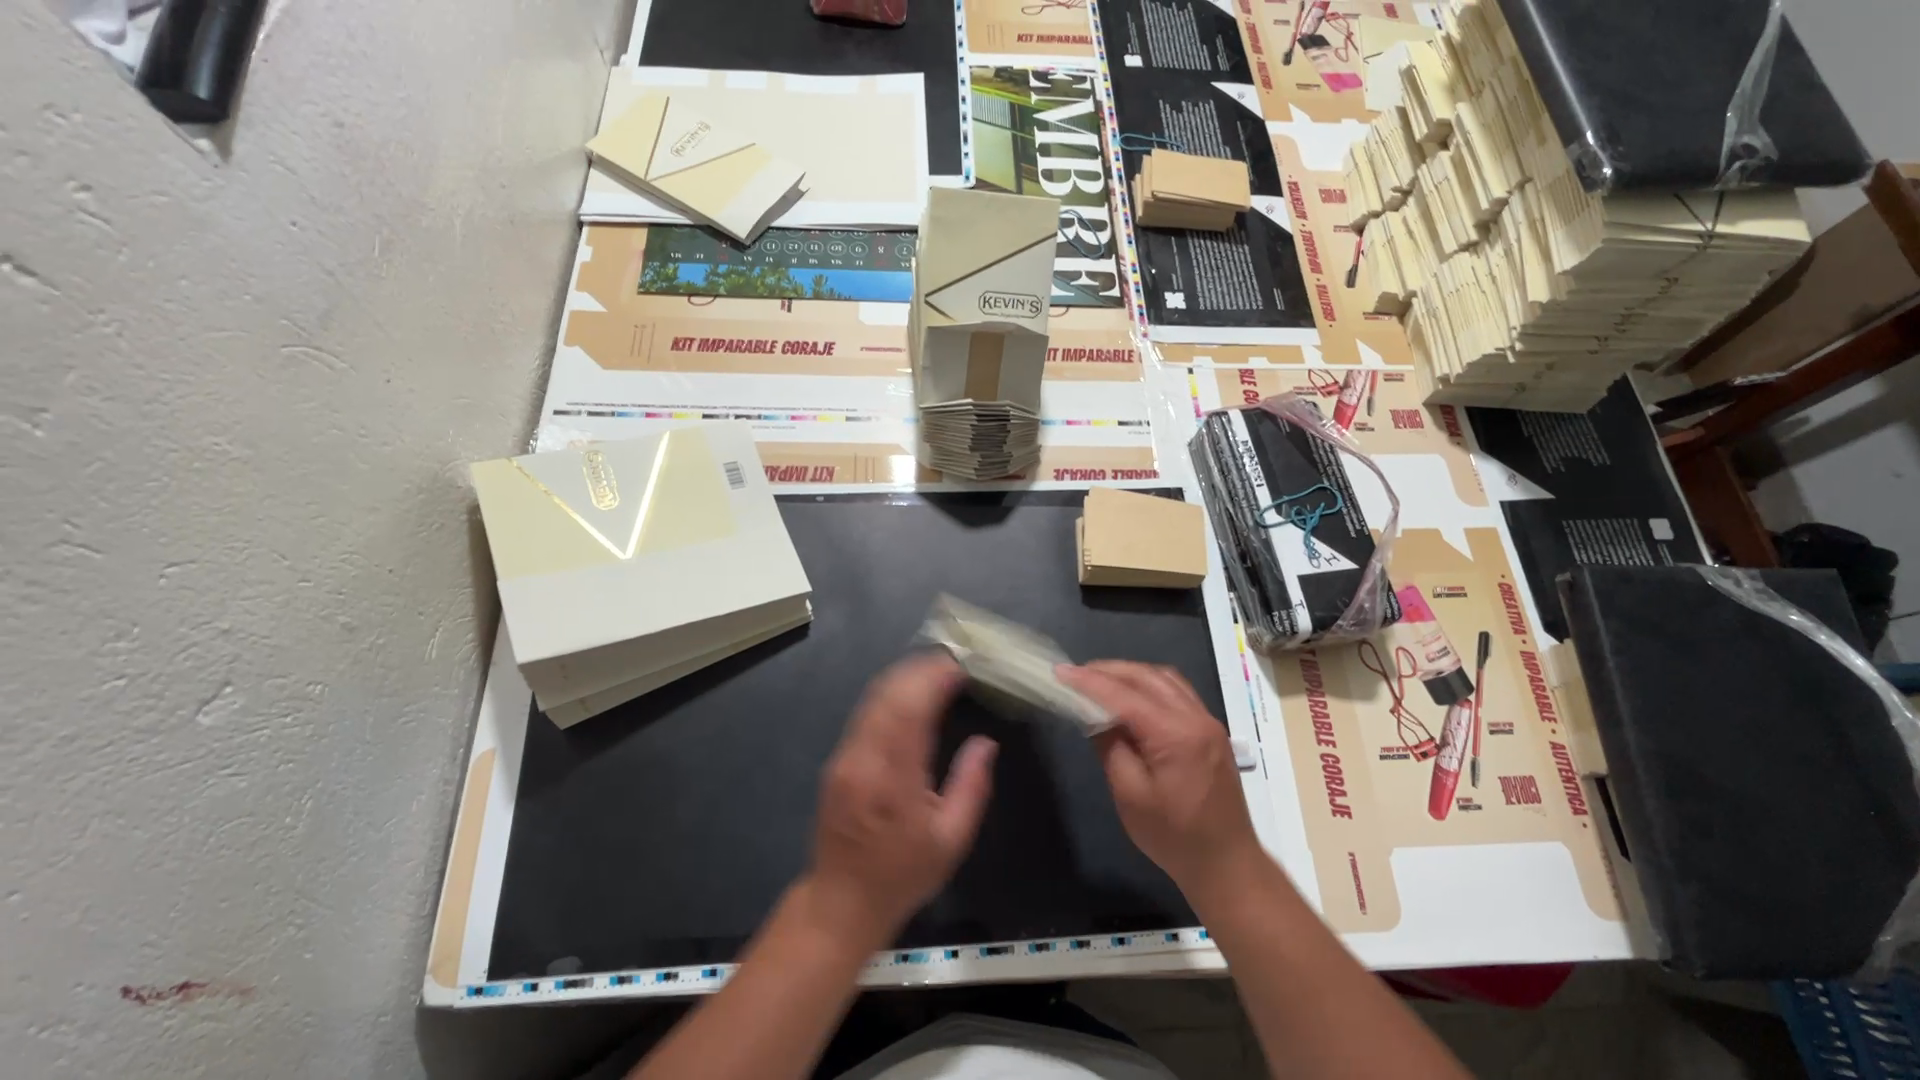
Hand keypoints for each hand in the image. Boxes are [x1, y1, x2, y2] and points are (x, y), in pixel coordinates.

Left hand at [804, 652, 997, 945]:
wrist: (842, 901)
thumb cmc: (903, 875)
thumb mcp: (951, 840)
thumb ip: (971, 787)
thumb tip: (985, 744)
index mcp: (894, 779)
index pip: (911, 710)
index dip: (934, 679)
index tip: (960, 666)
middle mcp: (863, 759)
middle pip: (888, 695)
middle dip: (919, 670)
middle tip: (953, 661)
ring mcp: (844, 758)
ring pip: (872, 700)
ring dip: (903, 678)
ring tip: (936, 670)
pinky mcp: (836, 762)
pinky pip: (864, 715)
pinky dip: (889, 696)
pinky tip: (909, 696)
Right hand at [1058, 661, 1262, 900]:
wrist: (1226, 864)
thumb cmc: (1174, 837)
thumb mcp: (1130, 795)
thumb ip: (1110, 748)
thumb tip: (1093, 716)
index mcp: (1176, 734)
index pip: (1124, 695)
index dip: (1089, 682)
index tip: (1060, 673)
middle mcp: (1196, 718)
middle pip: (1147, 677)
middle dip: (1109, 671)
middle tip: (1075, 674)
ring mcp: (1208, 723)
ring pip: (1166, 680)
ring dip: (1131, 675)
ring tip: (1099, 681)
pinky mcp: (1211, 733)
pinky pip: (1178, 693)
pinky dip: (1151, 686)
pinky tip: (1131, 697)